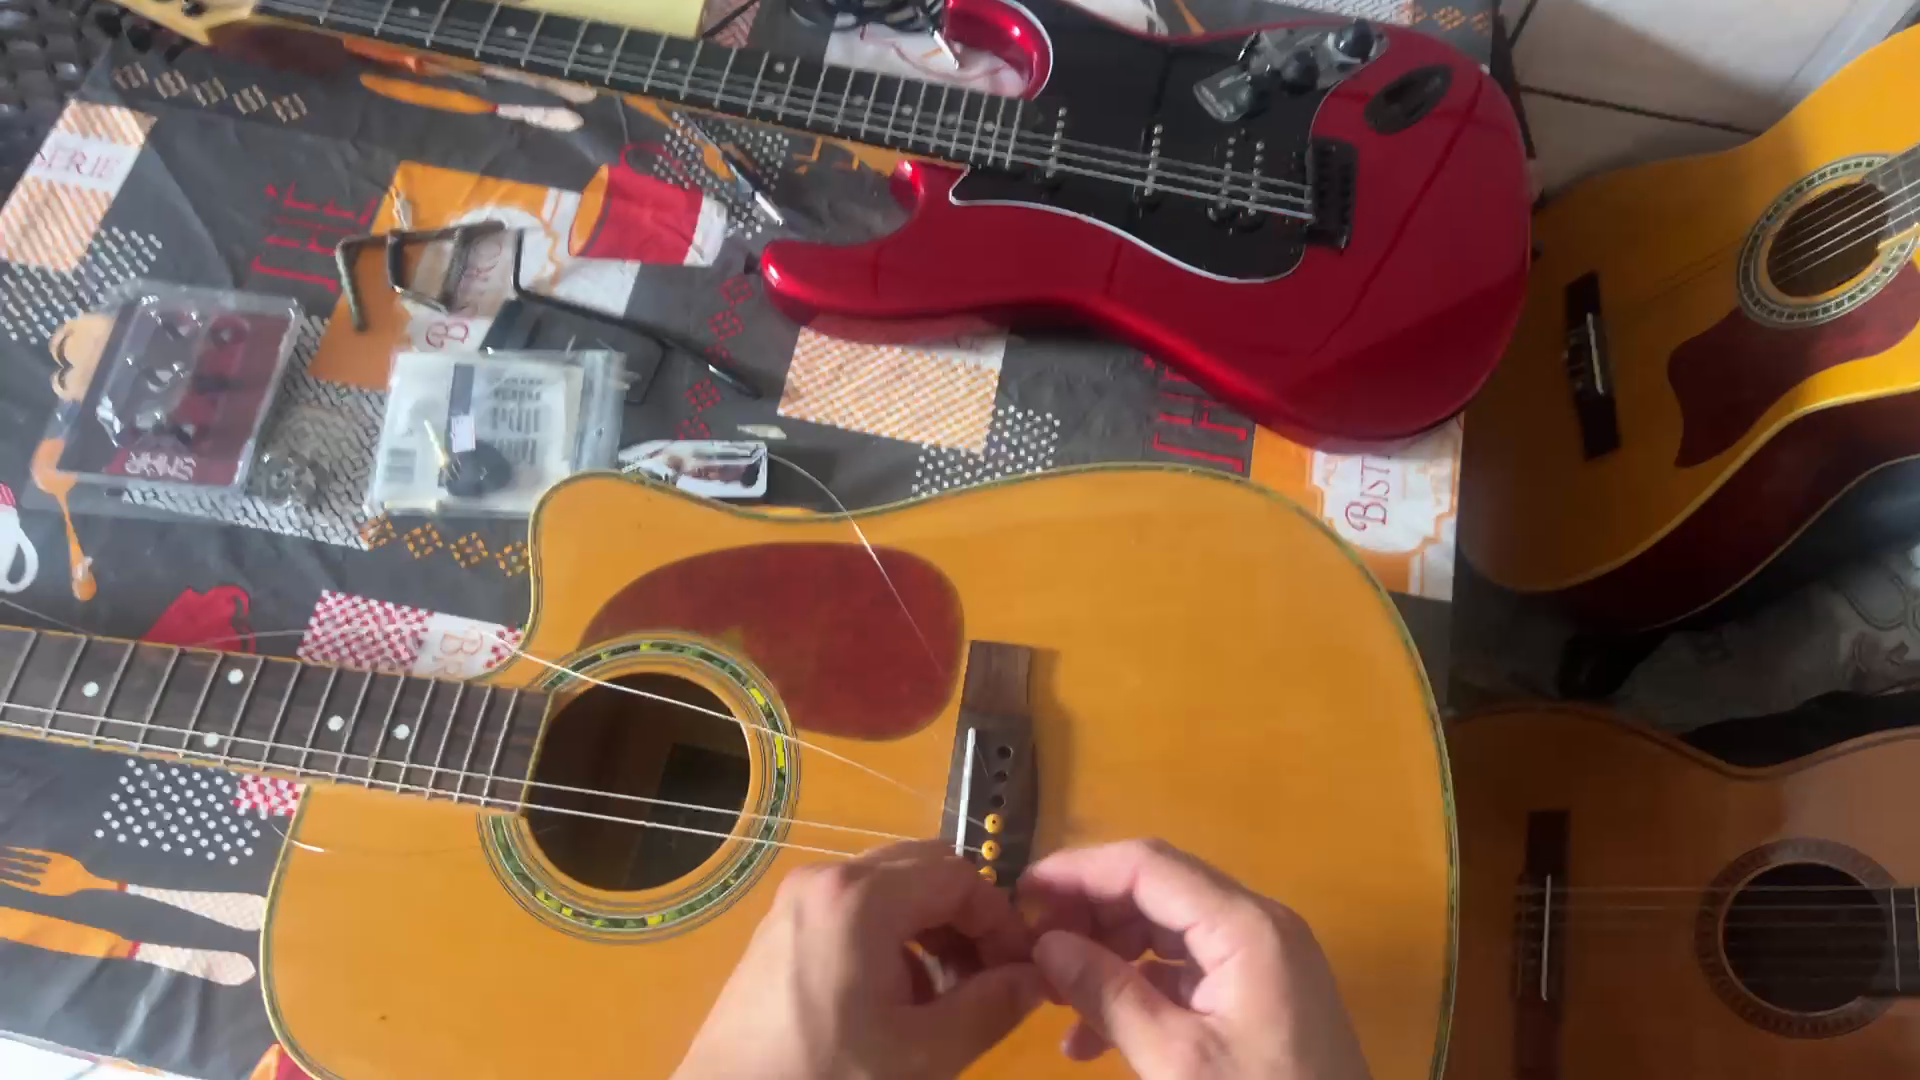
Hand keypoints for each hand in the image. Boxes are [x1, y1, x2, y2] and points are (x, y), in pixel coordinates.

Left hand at [673, 840, 1044, 1079]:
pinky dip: (893, 932)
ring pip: (894, 882)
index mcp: (862, 897)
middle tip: (985, 978)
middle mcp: (831, 874)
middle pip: (926, 867)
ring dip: (932, 925)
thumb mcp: (920, 1057)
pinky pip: (859, 901)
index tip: (1019, 969)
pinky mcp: (786, 916)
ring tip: (943, 994)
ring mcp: (802, 892)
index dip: (999, 918)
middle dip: (967, 917)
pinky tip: (894, 993)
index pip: (959, 874)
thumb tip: (1039, 976)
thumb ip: (990, 1008)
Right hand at [1019, 839, 1370, 1079]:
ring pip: (1163, 928)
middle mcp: (1255, 924)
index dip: (1079, 871)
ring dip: (1106, 954)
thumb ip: (1107, 994)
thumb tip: (1044, 944)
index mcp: (1246, 925)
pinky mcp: (1256, 993)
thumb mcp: (1178, 1065)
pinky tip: (1091, 1035)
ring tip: (1052, 992)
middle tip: (1033, 945)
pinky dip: (1137, 989)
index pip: (1146, 864)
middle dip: (1089, 914)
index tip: (1023, 893)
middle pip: (1154, 889)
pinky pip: (1183, 969)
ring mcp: (1259, 958)